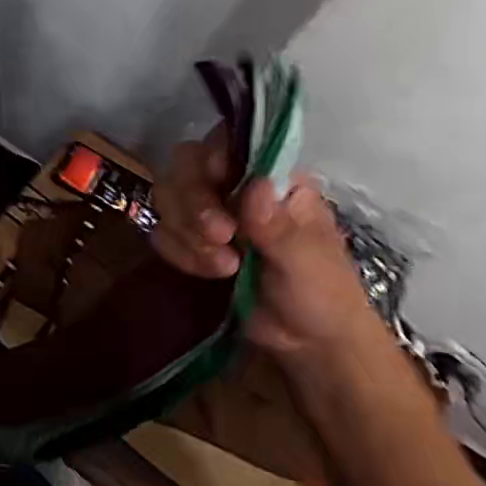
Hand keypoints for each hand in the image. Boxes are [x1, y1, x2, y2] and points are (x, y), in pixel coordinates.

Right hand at [154, 134, 375, 355]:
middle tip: (221, 238)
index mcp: (271, 178)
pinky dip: (179, 253)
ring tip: (225, 267)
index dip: (213, 154)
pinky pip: (163, 232)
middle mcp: (236, 186)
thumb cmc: (322, 295)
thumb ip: (279, 227)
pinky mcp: (191, 242)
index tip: (219, 181)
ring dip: (187, 233)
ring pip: (168, 196)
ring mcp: (211, 212)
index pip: (229, 140)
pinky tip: (210, 274)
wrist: (307, 345)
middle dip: (194, 202)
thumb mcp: (308, 262)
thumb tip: (255, 186)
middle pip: (187, 164)